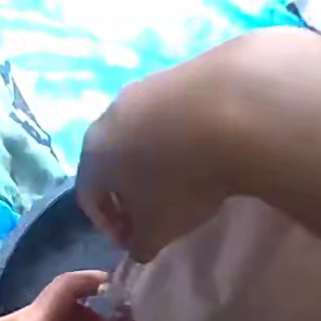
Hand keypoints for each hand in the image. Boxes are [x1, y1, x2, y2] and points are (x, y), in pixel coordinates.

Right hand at [77, 27, 320, 260]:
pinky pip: (168, 116)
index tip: (135, 241)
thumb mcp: (158, 230)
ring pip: (138, 137)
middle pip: (111, 164)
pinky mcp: (177, 72)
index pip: (89, 199)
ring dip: (152, 164)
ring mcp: (142, 88)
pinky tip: (202, 151)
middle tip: (154, 214)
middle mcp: (108, 117)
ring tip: (181, 182)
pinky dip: (177, 138)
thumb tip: (138, 248)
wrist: (231, 112)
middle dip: (129, 194)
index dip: (109, 227)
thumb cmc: (180, 183)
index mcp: (94, 157)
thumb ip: (141, 245)